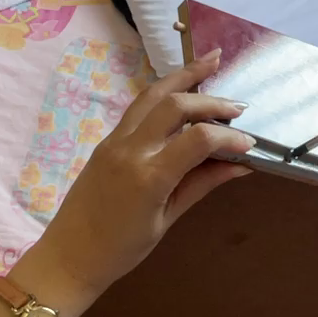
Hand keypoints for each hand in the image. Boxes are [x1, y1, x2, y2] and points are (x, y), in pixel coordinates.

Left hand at [10, 50, 254, 315]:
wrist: (69, 256)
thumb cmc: (121, 250)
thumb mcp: (167, 220)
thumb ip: (202, 184)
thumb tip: (240, 165)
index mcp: (149, 176)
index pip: (198, 139)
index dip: (229, 136)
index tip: (249, 143)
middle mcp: (130, 149)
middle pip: (175, 104)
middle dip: (211, 100)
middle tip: (239, 106)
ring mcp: (115, 140)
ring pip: (152, 95)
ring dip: (184, 76)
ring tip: (212, 60)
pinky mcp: (107, 140)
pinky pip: (139, 108)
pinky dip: (165, 93)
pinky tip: (182, 89)